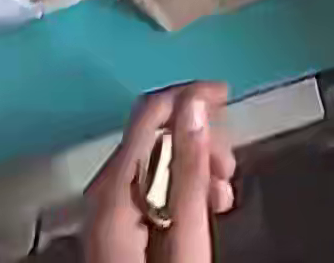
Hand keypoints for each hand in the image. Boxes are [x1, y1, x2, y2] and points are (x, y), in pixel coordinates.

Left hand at [85, 82, 236, 262]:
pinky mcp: (116, 224)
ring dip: (194, 163)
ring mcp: (106, 207)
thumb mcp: (187, 240)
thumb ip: (191, 169)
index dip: (189, 93)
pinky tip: (203, 206)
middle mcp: (103, 189)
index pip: (150, 111)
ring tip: (223, 192)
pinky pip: (151, 183)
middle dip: (197, 137)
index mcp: (114, 188)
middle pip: (153, 133)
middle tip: (230, 165)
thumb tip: (195, 105)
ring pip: (155, 157)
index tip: (225, 96)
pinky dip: (181, 186)